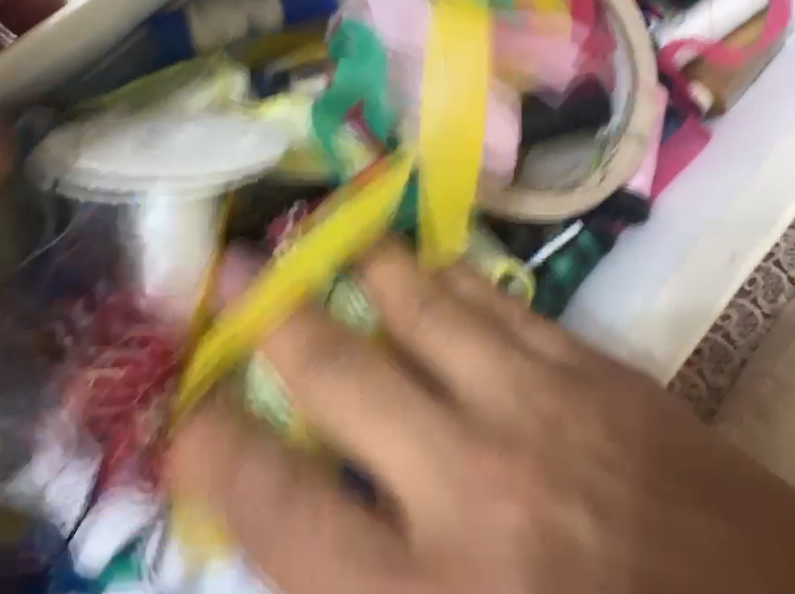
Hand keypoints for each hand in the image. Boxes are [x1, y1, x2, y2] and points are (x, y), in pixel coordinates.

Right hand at [169, 244, 794, 592]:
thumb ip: (375, 589)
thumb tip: (301, 525)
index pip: (280, 508)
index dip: (218, 447)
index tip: (192, 407)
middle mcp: (472, 485)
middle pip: (341, 374)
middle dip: (276, 318)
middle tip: (236, 268)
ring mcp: (543, 411)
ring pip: (424, 311)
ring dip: (363, 272)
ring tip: (318, 235)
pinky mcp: (602, 373)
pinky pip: (502, 307)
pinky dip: (452, 279)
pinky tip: (426, 261)